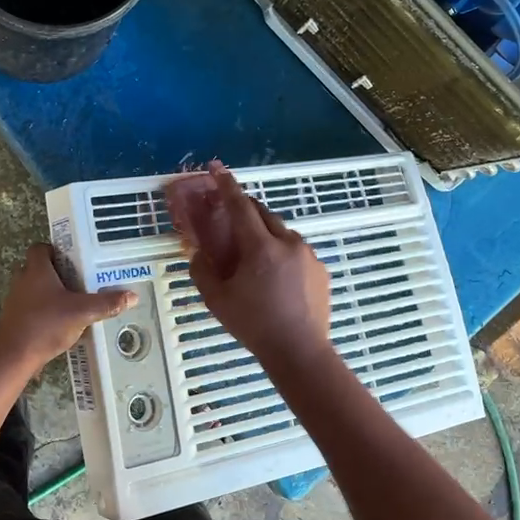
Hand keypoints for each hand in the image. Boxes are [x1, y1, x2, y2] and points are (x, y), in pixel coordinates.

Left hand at [0, 244, 136, 368]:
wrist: (13, 357)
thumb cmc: (46, 325)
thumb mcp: (82, 313)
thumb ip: (106, 304)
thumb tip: (132, 296)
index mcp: (36, 270)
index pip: (40, 247)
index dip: (56, 250)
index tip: (74, 259)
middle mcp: (22, 280)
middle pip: (39, 268)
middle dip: (59, 273)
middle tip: (80, 281)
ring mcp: (15, 300)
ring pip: (35, 288)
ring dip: (52, 293)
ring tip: (74, 303)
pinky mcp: (14, 318)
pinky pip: (32, 306)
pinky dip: (45, 310)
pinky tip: (61, 323)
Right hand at [165, 162, 332, 371]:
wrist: (300, 353)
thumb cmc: (254, 325)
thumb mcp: (217, 300)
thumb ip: (202, 271)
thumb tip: (197, 254)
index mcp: (260, 247)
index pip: (240, 206)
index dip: (226, 185)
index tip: (216, 167)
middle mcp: (288, 243)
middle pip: (263, 214)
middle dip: (245, 209)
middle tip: (230, 216)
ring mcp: (309, 256)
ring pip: (282, 232)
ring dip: (265, 233)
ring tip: (253, 255)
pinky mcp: (322, 270)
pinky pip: (297, 251)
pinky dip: (283, 253)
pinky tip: (276, 276)